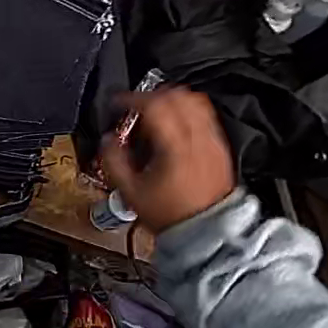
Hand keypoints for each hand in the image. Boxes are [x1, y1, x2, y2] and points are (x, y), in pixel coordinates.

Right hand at [100, 87, 236, 232]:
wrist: (206, 233)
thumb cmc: (171, 215)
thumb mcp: (131, 191)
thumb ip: (114, 161)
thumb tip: (108, 141)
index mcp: (174, 146)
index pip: (154, 104)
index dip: (131, 97)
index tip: (119, 102)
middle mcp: (196, 138)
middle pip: (175, 96)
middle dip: (151, 95)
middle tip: (136, 105)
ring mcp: (211, 141)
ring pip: (194, 101)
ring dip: (171, 98)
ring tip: (155, 109)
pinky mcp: (220, 148)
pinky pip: (206, 115)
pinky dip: (188, 110)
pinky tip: (176, 123)